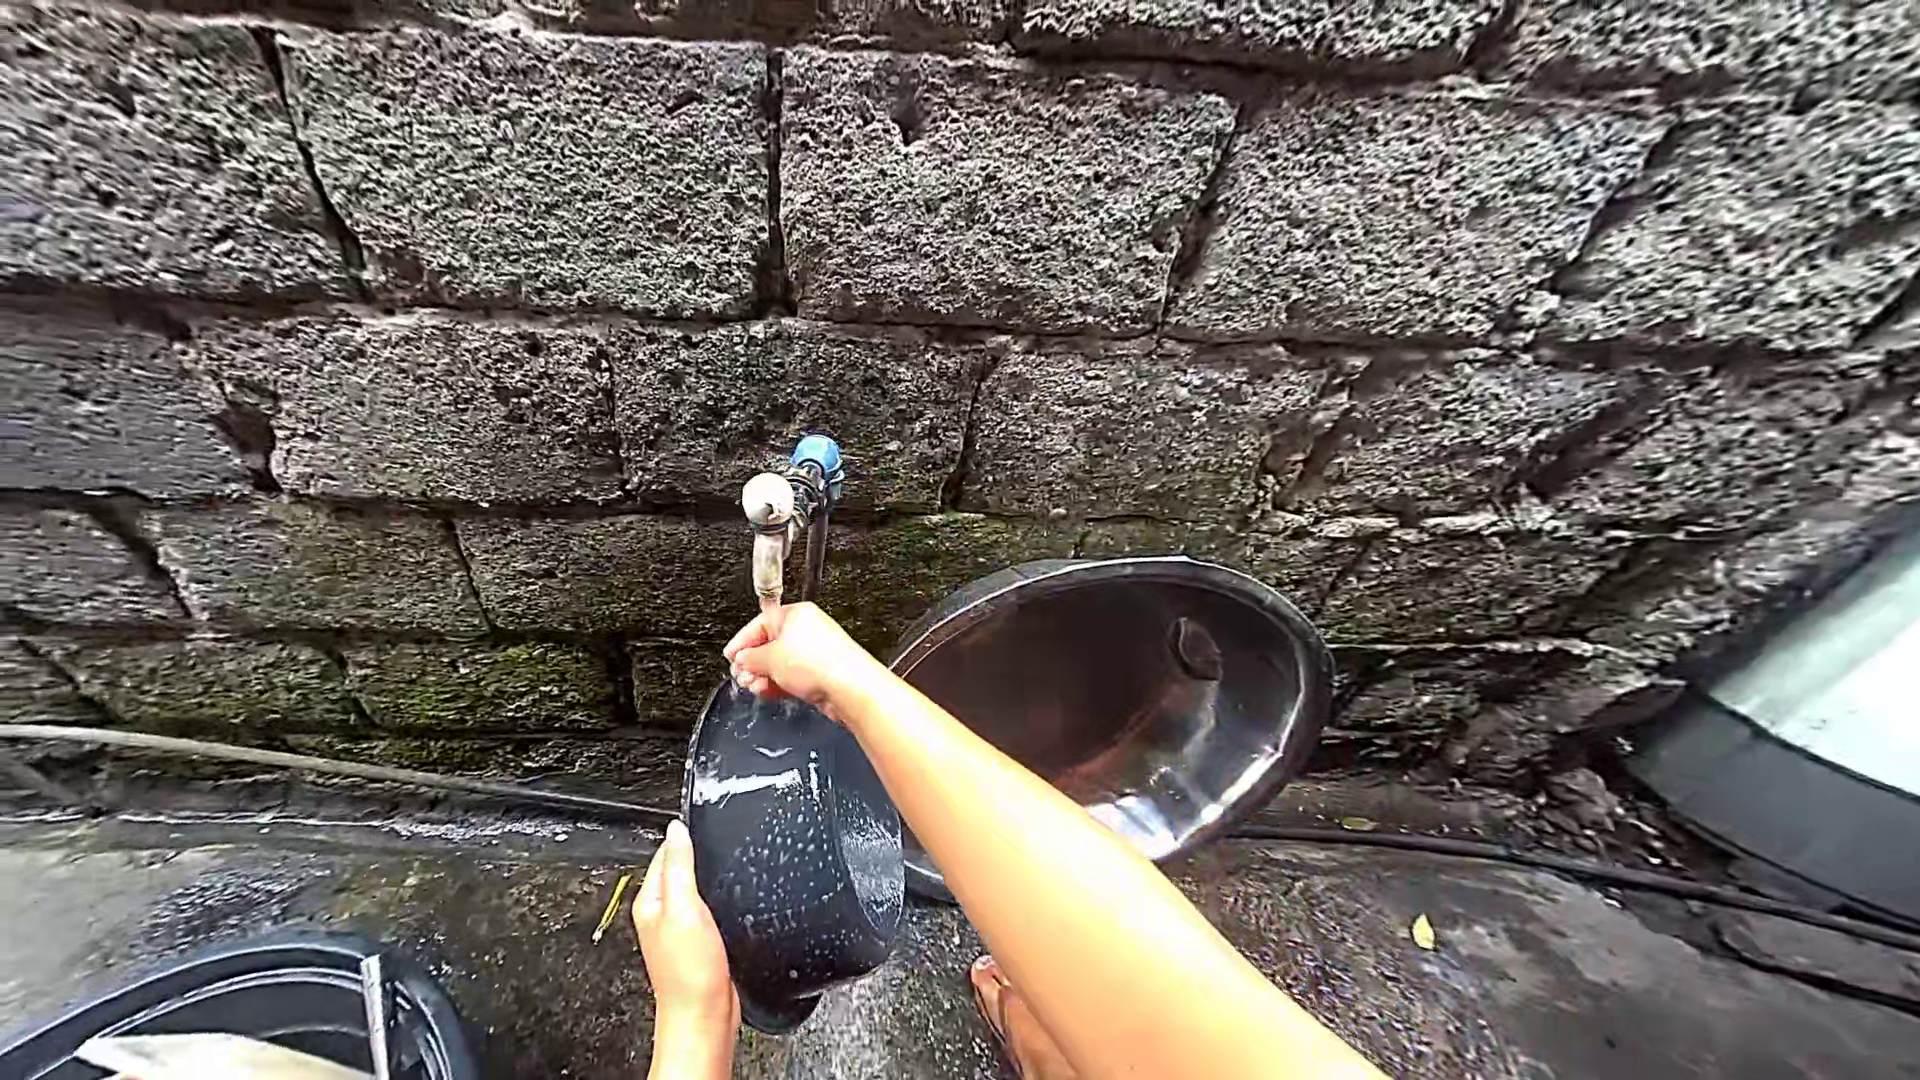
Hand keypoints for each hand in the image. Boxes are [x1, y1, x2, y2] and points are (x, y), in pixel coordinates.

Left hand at [633, 819, 735, 1079]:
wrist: (705, 1014)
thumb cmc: (690, 971)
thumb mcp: (684, 907)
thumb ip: (680, 865)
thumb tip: (676, 828)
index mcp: (651, 901)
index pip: (664, 851)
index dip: (682, 831)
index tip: (698, 811)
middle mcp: (662, 912)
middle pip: (678, 864)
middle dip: (694, 846)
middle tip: (712, 826)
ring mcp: (681, 925)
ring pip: (693, 882)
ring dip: (705, 867)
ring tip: (719, 850)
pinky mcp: (700, 936)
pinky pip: (706, 900)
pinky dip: (716, 889)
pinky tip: (727, 888)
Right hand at [723, 602, 882, 720]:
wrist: (849, 687)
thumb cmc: (819, 663)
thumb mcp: (770, 658)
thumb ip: (750, 658)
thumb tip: (742, 659)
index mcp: (796, 614)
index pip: (761, 623)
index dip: (742, 640)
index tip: (731, 655)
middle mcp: (807, 630)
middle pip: (770, 644)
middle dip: (752, 661)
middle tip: (741, 673)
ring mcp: (814, 652)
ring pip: (780, 662)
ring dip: (763, 675)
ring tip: (752, 685)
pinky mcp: (819, 672)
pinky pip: (792, 676)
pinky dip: (778, 683)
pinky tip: (767, 691)